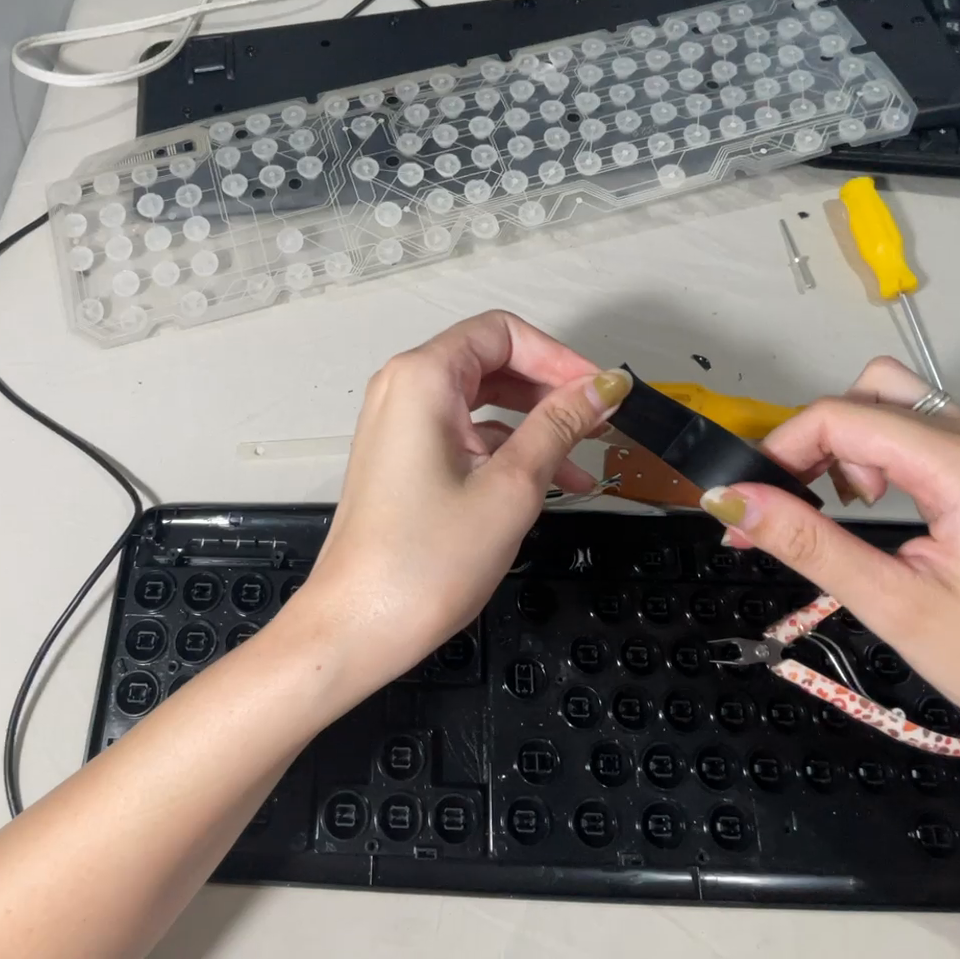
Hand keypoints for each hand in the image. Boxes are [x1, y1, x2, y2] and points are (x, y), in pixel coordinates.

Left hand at [285, 311, 631, 692]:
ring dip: (533, 424)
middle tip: (597, 420)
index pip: (502, 333)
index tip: (600, 389)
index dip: (558, 356)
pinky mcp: (401, 458)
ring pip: (481, 401)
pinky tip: (546, 481)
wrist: (359, 626)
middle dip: (549, 389)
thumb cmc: (421, 563)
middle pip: (491, 362)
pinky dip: (505, 449)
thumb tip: (600, 389)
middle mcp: (402, 391)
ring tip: (581, 459)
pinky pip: (463, 433)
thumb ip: (559, 425)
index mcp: (422, 379)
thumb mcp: (511, 486)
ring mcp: (398, 425)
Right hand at [701, 357, 959, 757]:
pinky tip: (875, 507)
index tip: (746, 505)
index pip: (842, 416)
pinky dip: (872, 456)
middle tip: (789, 511)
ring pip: (888, 404)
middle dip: (809, 446)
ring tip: (840, 512)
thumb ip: (807, 543)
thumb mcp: (894, 607)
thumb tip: (728, 500)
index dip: (780, 451)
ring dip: (843, 448)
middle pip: (864, 396)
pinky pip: (914, 430)